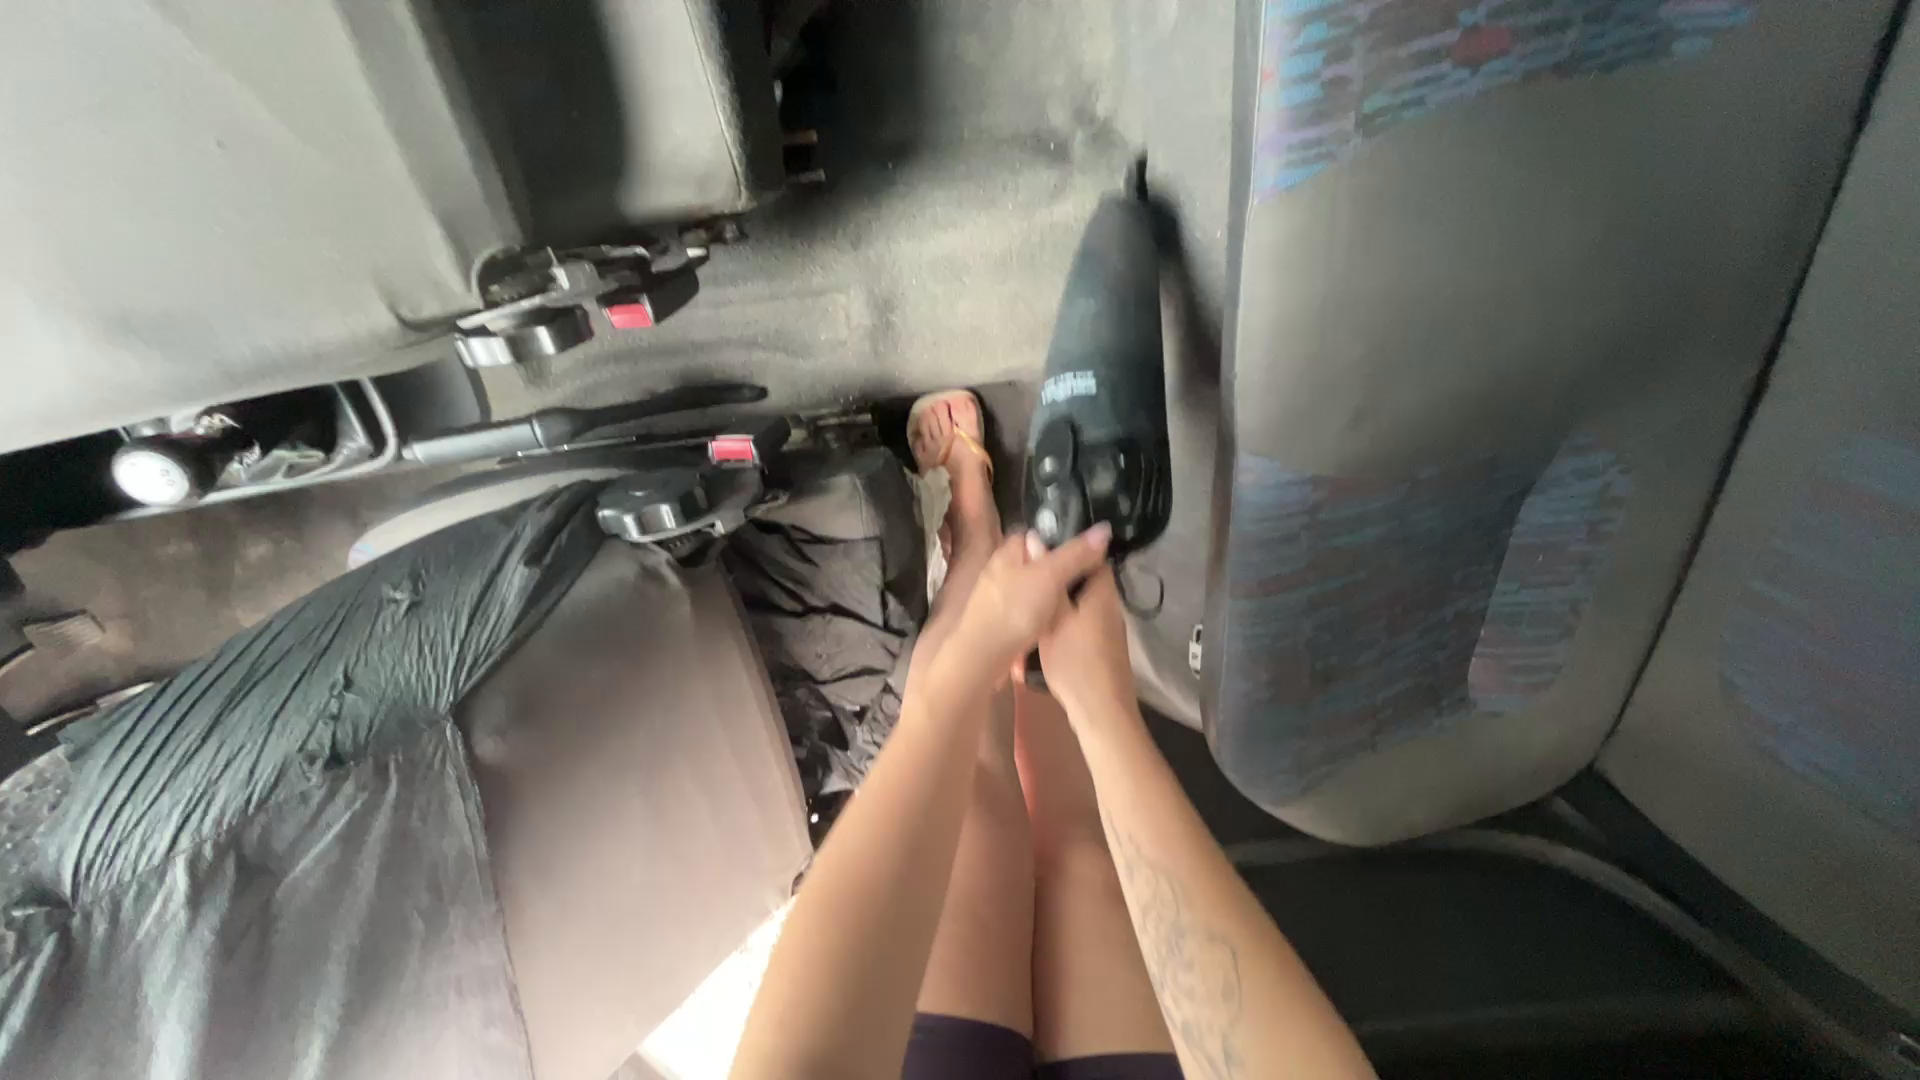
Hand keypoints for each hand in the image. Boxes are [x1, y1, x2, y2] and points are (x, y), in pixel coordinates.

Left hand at [938, 523, 1112, 689]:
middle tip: (1082, 579)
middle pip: (1032, 563)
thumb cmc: (1015, 609)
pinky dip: (1037, 617)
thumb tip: (1103, 528)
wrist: (982, 656)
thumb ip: (1075, 554)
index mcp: (1006, 553)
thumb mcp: (1051, 576)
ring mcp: (995, 598)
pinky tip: (1051, 626)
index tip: (1081, 550)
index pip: (1033, 534)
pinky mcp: (997, 622)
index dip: (1056, 539)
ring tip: (1071, 604)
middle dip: (1054, 570)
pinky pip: (1023, 612)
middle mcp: (998, 571)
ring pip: (1028, 589)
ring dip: (1047, 595)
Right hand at [1036, 563, 1137, 724]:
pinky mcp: (1106, 647)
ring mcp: (1111, 628)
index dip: (1070, 550)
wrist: (1100, 709)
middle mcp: (1112, 606)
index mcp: (1102, 592)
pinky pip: (1086, 622)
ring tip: (1036, 601)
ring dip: (1064, 601)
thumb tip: (1037, 542)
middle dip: (1063, 578)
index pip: (1093, 555)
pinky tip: (1049, 628)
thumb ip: (1047, 583)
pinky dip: (1069, 620)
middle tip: (1034, 577)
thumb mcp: (1052, 619)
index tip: (1043, 551)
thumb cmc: (1075, 661)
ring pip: (1085, 603)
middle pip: (1088, 580)